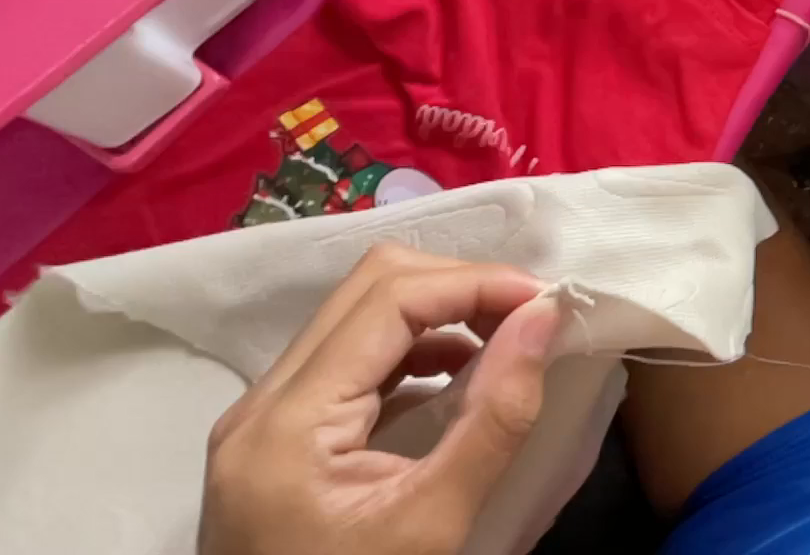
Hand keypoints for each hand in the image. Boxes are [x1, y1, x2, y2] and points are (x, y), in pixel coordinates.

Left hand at [198, 243, 561, 554]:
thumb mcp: (436, 525)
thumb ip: (495, 416)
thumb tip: (544, 316)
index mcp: (287, 425)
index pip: (389, 300)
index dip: (476, 284)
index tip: (545, 300)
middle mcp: (264, 401)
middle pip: (372, 284)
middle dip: (462, 283)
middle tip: (528, 314)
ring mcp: (268, 413)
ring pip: (366, 306)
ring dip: (445, 305)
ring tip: (507, 335)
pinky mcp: (287, 429)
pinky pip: (362, 347)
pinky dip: (423, 339)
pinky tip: (463, 370)